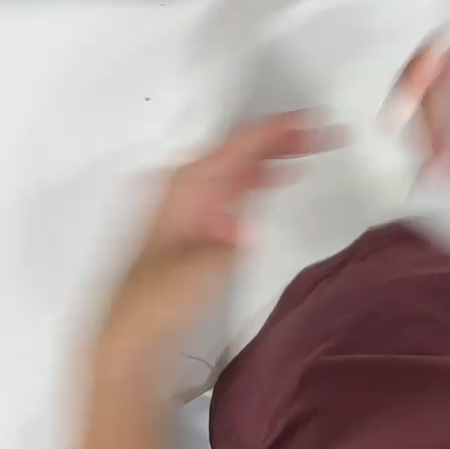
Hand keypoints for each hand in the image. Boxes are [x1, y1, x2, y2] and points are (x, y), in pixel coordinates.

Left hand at [104, 112, 334, 344]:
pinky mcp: (191, 216)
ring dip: (272, 154)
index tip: (311, 121)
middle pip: (238, 146)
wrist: (130, 327)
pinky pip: (230, 181)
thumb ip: (228, 238)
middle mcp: (182, 185)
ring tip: (306, 145)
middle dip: (280, 138)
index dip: (278, 128)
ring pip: (236, 162)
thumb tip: (247, 225)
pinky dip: (256, 175)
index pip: (238, 143)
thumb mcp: (200, 268)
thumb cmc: (152, 299)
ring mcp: (186, 199)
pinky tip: (273, 176)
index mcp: (183, 185)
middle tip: (319, 131)